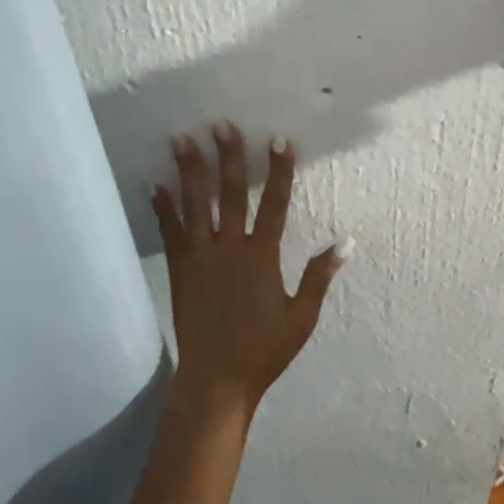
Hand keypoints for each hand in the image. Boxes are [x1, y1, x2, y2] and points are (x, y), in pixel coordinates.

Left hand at [153, 123, 347, 414]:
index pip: (276, 204)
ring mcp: (201, 257)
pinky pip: (170, 231)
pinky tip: (156, 184)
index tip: (279, 140)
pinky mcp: (180, 269)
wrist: (216, 378)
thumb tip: (347, 242)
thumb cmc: (265, 350)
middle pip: (231, 194)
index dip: (279, 171)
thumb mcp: (302, 317)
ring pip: (195, 205)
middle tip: (221, 125)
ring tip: (182, 139)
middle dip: (229, 157)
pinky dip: (162, 207)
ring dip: (190, 170)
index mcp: (263, 257)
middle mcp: (230, 249)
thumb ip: (320, 276)